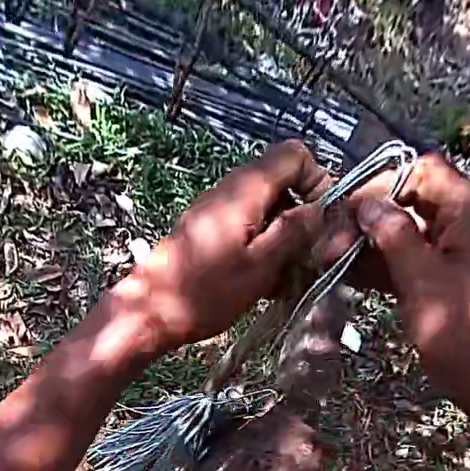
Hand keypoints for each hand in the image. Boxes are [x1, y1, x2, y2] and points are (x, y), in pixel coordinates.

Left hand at [110, 140, 327, 353]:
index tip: (321, 221)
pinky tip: (262, 284)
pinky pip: (243, 229)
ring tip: (285, 279)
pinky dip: (259, 249)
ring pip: (263, 211)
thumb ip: (292, 233)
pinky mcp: (204, 233)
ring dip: (281, 239)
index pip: (295, 155)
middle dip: (300, 217)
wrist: (148, 315)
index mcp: (245, 190)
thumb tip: (320, 208)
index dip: (317, 181)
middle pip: (281, 184)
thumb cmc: (204, 294)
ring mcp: (214, 211)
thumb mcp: (258, 267)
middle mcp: (229, 190)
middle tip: (307, 258)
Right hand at [333, 156, 469, 399]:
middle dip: (366, 221)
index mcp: (468, 214)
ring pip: (401, 237)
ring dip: (366, 247)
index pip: (421, 173)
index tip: (343, 213)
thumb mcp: (424, 281)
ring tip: (328, 263)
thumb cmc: (465, 332)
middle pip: (407, 205)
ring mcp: (450, 258)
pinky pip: (405, 265)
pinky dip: (378, 269)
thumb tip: (367, 204)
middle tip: (327, 248)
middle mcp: (461, 227)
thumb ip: (396, 237)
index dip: (380, 186)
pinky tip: (347, 276)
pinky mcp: (439, 286)